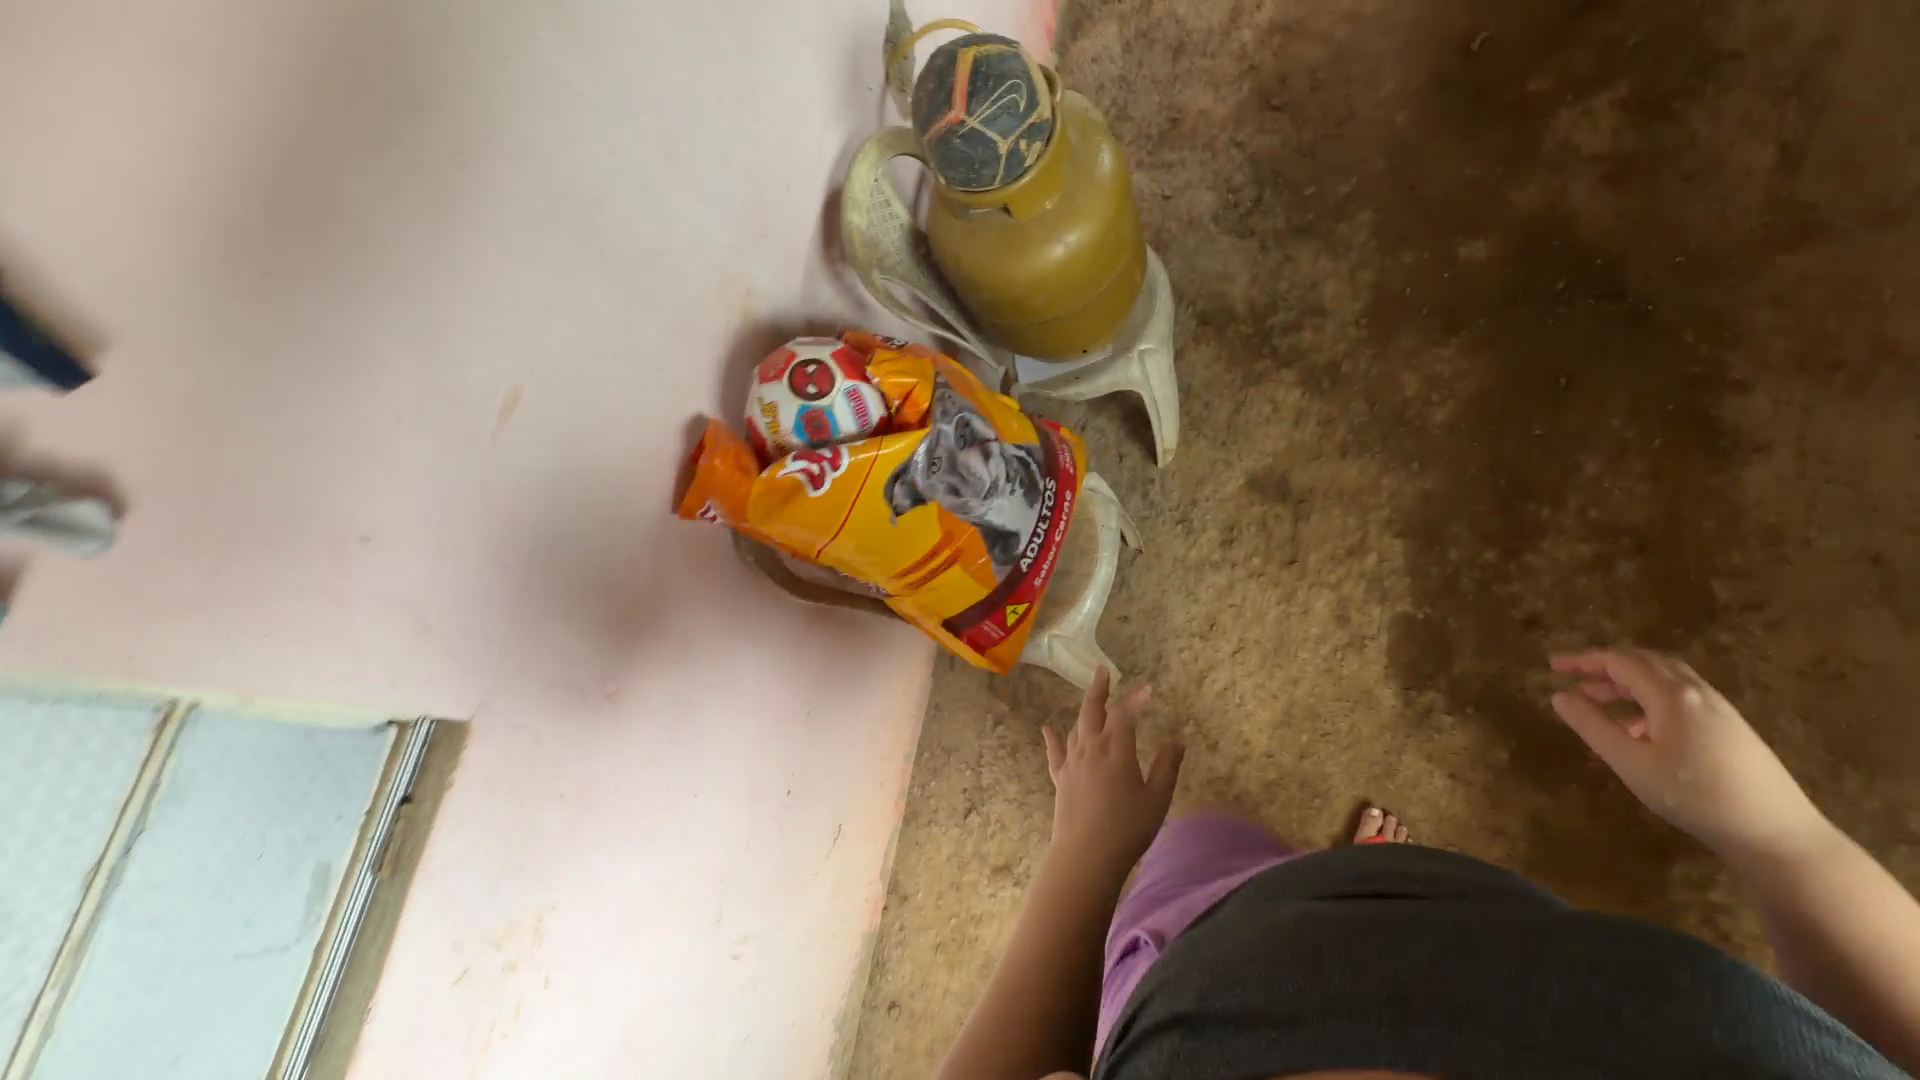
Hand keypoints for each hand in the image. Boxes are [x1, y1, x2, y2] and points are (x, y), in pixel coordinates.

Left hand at [1042, 669, 1183, 875]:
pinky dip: (1052, 739)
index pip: (1126, 715)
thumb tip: (1176, 741)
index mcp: (1116, 749)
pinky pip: (1055, 753)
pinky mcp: (1060, 779)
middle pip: (1093, 710)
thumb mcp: (1157, 798)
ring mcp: (1072, 763)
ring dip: (1084, 712)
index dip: (1136, 700)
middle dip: (1099, 689)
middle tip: (1103, 671)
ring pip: (1076, 728)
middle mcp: (1090, 748)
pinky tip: (1047, 729)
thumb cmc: (1128, 828)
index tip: (1149, 690)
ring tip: (1092, 702)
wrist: (1086, 855)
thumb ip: (1167, 767)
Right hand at [1550, 649, 1830, 861]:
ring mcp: (1719, 711)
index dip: (1584, 660)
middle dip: (1606, 666)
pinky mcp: (1730, 729)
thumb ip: (1592, 726)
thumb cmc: (1694, 795)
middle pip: (1646, 663)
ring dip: (1627, 684)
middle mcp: (1697, 693)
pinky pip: (1681, 700)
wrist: (1776, 832)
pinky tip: (1637, 730)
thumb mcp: (1630, 762)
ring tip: (1598, 702)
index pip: (1620, 662)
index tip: (1553, 666)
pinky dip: (1649, 701)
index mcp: (1672, 695)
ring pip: (1665, 681)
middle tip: (1574, 678)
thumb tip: (1559, 696)